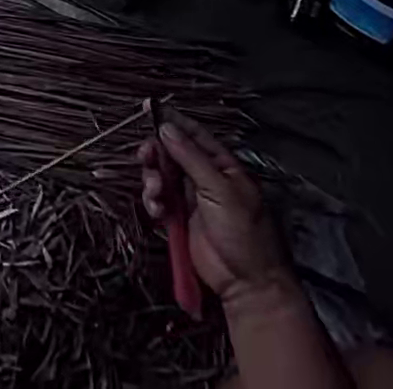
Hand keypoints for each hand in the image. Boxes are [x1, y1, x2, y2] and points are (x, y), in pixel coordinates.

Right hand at [138, 109, 295, 312]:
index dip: (172, 121)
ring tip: (156, 191)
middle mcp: (204, 177)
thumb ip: (190, 157)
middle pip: (171, 153)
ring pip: (161, 175)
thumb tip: (168, 129)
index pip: (193, 134)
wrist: (246, 282)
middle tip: (146, 155)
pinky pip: (158, 200)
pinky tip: (157, 209)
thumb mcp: (219, 189)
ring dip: (152, 179)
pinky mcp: (179, 218)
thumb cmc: (245, 234)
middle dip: (156, 153)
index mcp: (220, 164)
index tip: (150, 109)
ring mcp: (191, 197)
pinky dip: (153, 202)